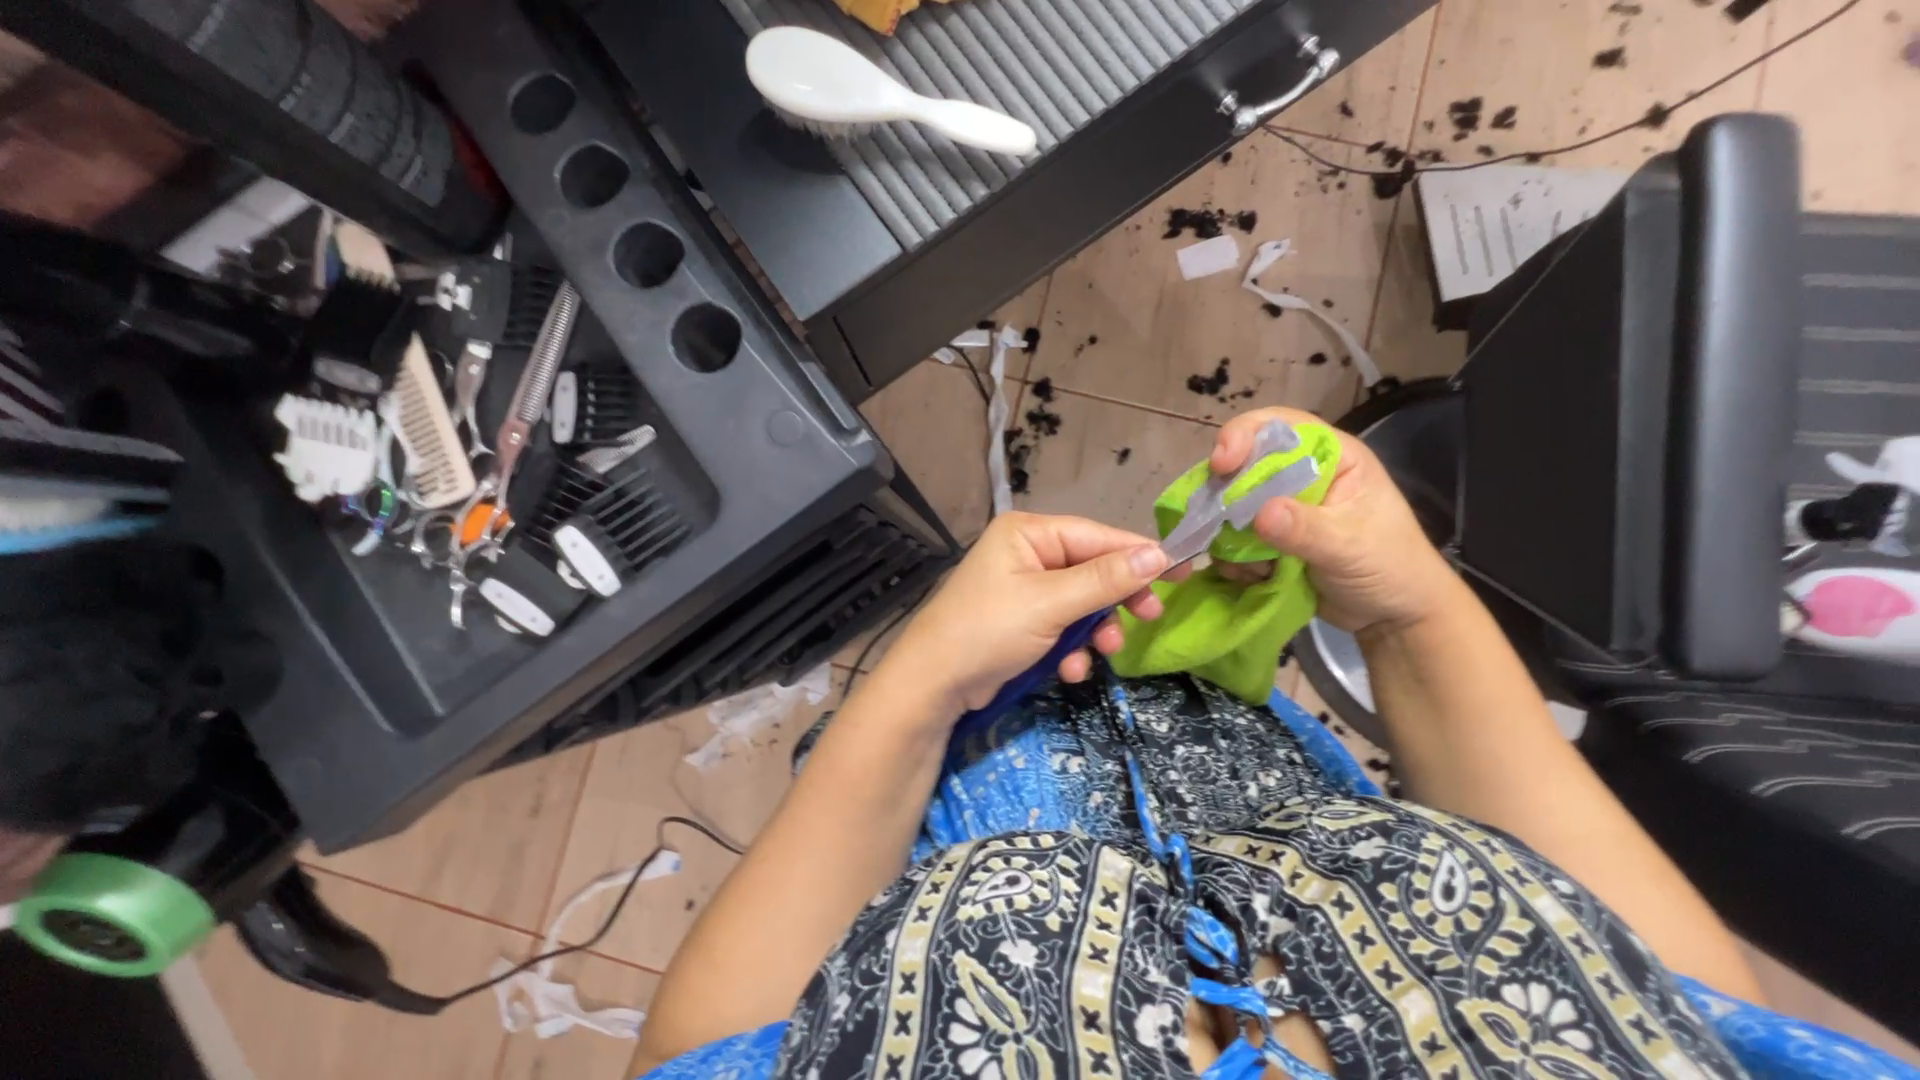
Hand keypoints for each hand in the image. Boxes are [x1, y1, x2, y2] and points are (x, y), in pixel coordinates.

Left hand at [877, 513, 1173, 715]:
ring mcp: (1025, 590)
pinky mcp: (1024, 624)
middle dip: (1115, 600)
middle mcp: (1028, 554)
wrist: (934, 685)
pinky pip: (1064, 628)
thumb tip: (1160, 554)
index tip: (1180, 574)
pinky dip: (1072, 649)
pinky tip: (1068, 670)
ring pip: (1083, 604)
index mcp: (1028, 533)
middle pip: (1093, 570)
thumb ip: (1106, 580)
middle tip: (1149, 617)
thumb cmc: (988, 631)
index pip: (1097, 536)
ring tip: (1102, 653)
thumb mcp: (1051, 603)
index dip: (1139, 555)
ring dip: (1095, 632)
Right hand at [1213, 407, 1456, 634]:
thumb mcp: (1351, 546)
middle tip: (1215, 521)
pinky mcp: (1269, 539)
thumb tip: (1261, 514)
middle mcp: (1302, 476)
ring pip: (1233, 504)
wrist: (1394, 617)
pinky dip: (1232, 557)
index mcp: (1332, 458)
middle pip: (1246, 464)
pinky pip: (1233, 539)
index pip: (1281, 427)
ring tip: (1250, 564)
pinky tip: (1252, 576)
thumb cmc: (1391, 567)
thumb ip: (1306, 530)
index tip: (1222, 463)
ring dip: (1228, 533)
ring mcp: (1282, 509)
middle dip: (1227, 492)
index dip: (1246, 435)